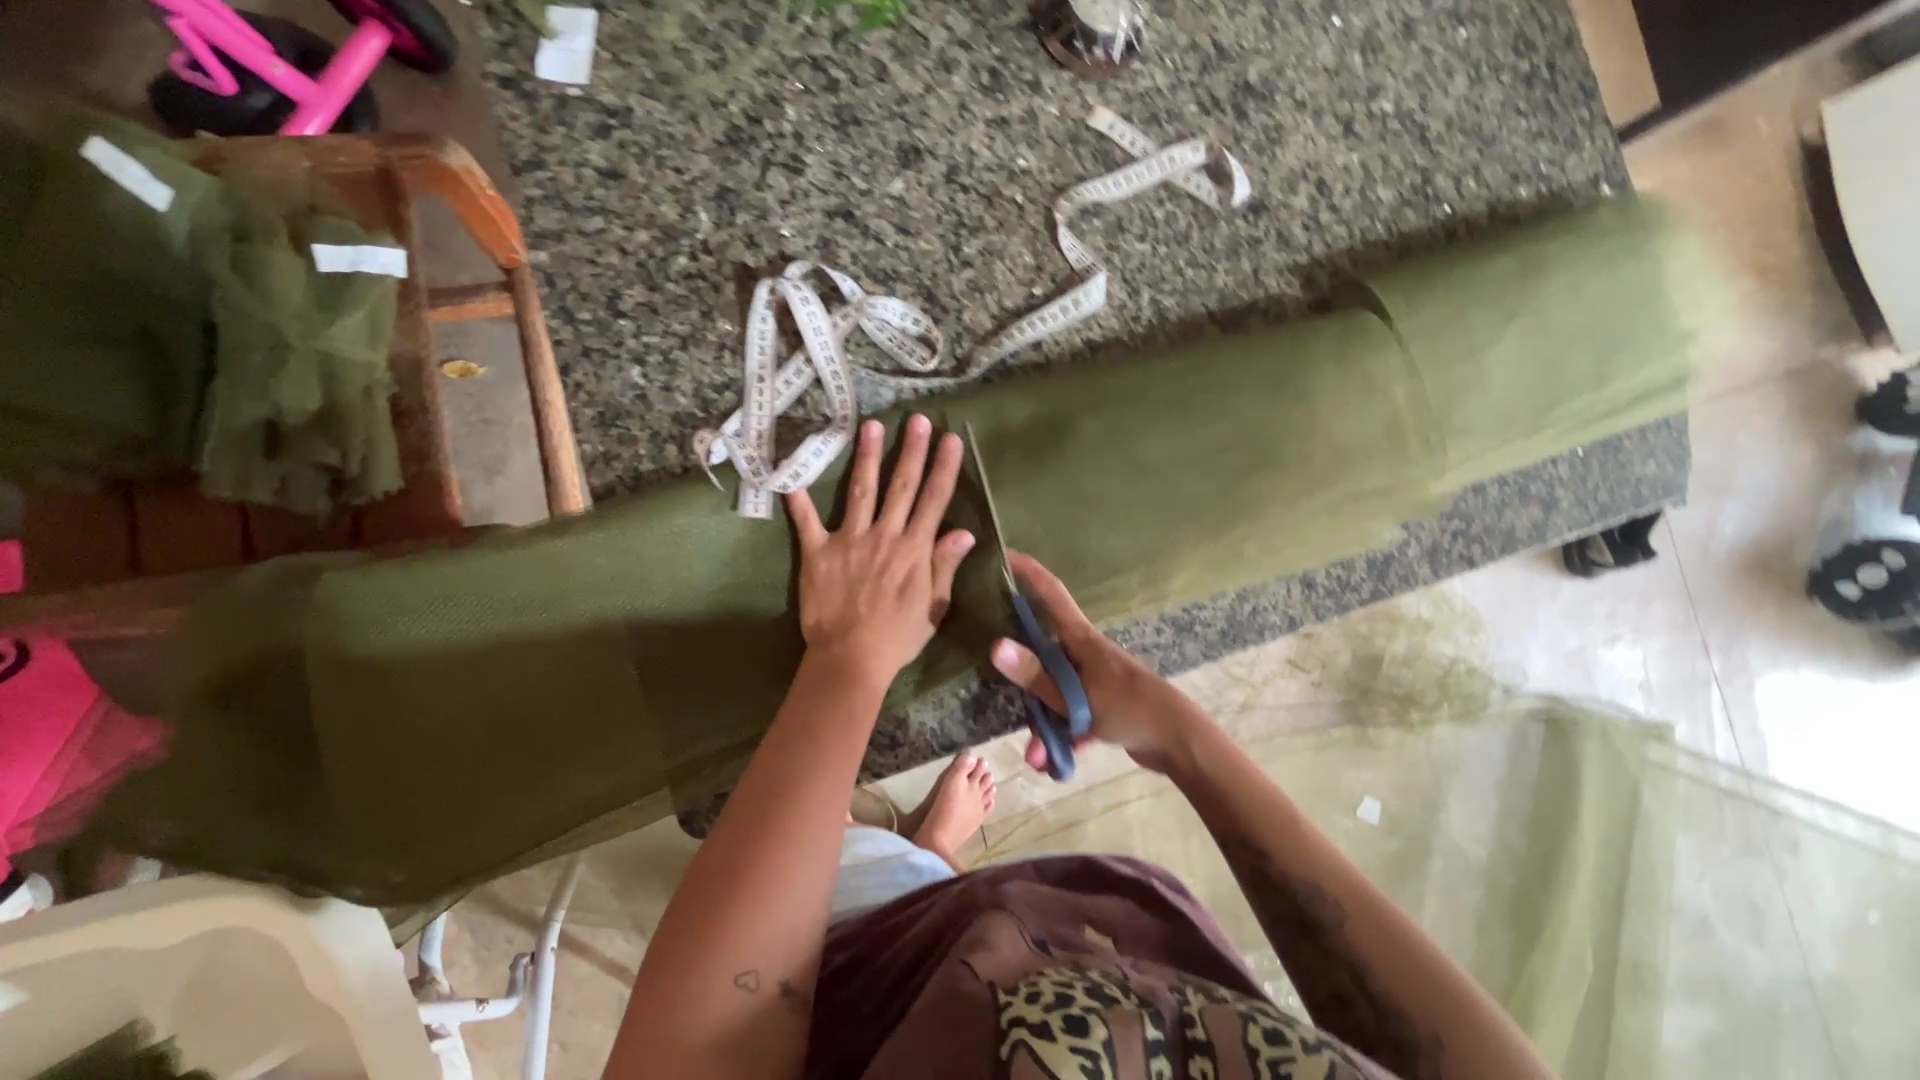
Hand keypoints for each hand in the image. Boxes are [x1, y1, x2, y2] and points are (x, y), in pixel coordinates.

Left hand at [786, 415, 975, 685]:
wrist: (851, 659)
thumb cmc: (897, 638)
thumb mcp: (933, 607)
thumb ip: (944, 566)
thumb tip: (964, 532)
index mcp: (914, 550)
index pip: (934, 500)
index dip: (944, 467)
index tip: (951, 439)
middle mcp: (884, 536)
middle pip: (901, 486)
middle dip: (912, 450)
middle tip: (918, 419)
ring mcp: (849, 541)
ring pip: (861, 490)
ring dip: (868, 456)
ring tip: (872, 425)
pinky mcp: (818, 552)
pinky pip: (807, 520)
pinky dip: (798, 498)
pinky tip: (792, 473)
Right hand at [990, 551, 1211, 774]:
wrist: (1178, 741)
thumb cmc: (1128, 708)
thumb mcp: (1075, 696)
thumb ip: (1036, 675)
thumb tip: (995, 645)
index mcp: (1081, 640)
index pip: (1051, 594)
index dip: (1029, 573)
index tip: (1004, 555)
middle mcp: (1085, 654)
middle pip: (1043, 656)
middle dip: (1025, 685)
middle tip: (1006, 697)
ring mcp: (1094, 681)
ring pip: (1056, 696)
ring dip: (1044, 726)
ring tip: (1037, 758)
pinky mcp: (1103, 707)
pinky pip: (1072, 718)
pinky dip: (1063, 739)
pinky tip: (1055, 764)